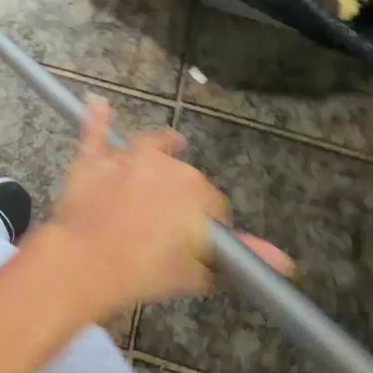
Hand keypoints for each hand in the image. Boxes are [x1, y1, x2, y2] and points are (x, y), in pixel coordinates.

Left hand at [38, 96, 292, 319]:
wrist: (88, 259)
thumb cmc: (147, 269)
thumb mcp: (199, 270)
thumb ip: (241, 256)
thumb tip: (284, 261)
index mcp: (194, 188)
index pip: (211, 202)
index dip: (206, 221)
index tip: (198, 238)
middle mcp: (161, 163)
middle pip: (180, 172)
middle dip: (180, 193)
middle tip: (172, 220)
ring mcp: (123, 156)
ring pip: (146, 145)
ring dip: (156, 148)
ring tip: (168, 147)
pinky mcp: (91, 157)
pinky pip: (94, 129)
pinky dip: (97, 116)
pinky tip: (99, 103)